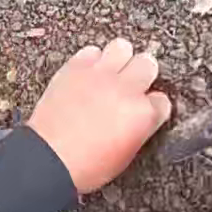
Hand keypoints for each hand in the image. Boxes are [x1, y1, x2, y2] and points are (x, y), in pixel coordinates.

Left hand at [27, 38, 172, 193]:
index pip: (162, 100)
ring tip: (111, 72)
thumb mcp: (124, 156)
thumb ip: (137, 130)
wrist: (49, 158)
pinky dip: (91, 60)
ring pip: (122, 47)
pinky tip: (88, 74)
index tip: (145, 109)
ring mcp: (100, 75)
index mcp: (143, 115)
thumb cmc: (85, 165)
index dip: (152, 105)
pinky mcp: (76, 68)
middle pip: (148, 64)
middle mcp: (126, 89)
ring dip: (120, 58)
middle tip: (132, 85)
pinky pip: (91, 51)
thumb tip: (137, 120)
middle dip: (143, 74)